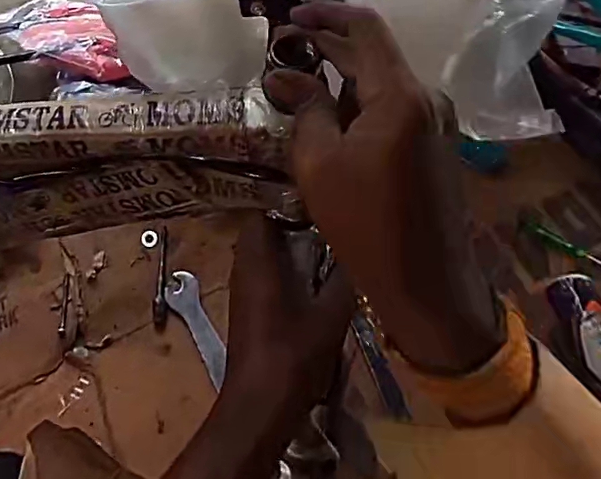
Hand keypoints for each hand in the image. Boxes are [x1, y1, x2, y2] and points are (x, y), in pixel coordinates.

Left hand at [164, 213, 350, 478]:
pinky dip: (280, 267)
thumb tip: (359, 257)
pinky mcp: (245, 306)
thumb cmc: (290, 355)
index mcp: (255, 259)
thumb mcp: (327, 320)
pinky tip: (306, 278)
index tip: (311, 198)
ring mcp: (241, 286)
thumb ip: (341, 286)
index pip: (260, 211)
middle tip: (321, 219)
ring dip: (284, 246)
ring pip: (260, 252)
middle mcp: (242, 266)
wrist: (259, 402)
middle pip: (260, 230)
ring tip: (319, 243)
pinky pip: (260, 271)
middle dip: (288, 222)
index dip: (283, 200)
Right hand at [263, 2, 504, 374]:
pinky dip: (356, 99)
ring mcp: (435, 121)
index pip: (365, 28)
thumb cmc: (366, 223)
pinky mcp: (434, 143)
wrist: (430, 290)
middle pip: (371, 52)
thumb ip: (305, 106)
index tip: (291, 16)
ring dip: (338, 74)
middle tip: (280, 50)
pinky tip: (325, 113)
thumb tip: (283, 74)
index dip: (326, 14)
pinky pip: (390, 104)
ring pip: (379, 79)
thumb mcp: (318, 161)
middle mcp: (425, 98)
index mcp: (399, 96)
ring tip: (295, 82)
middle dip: (325, 44)